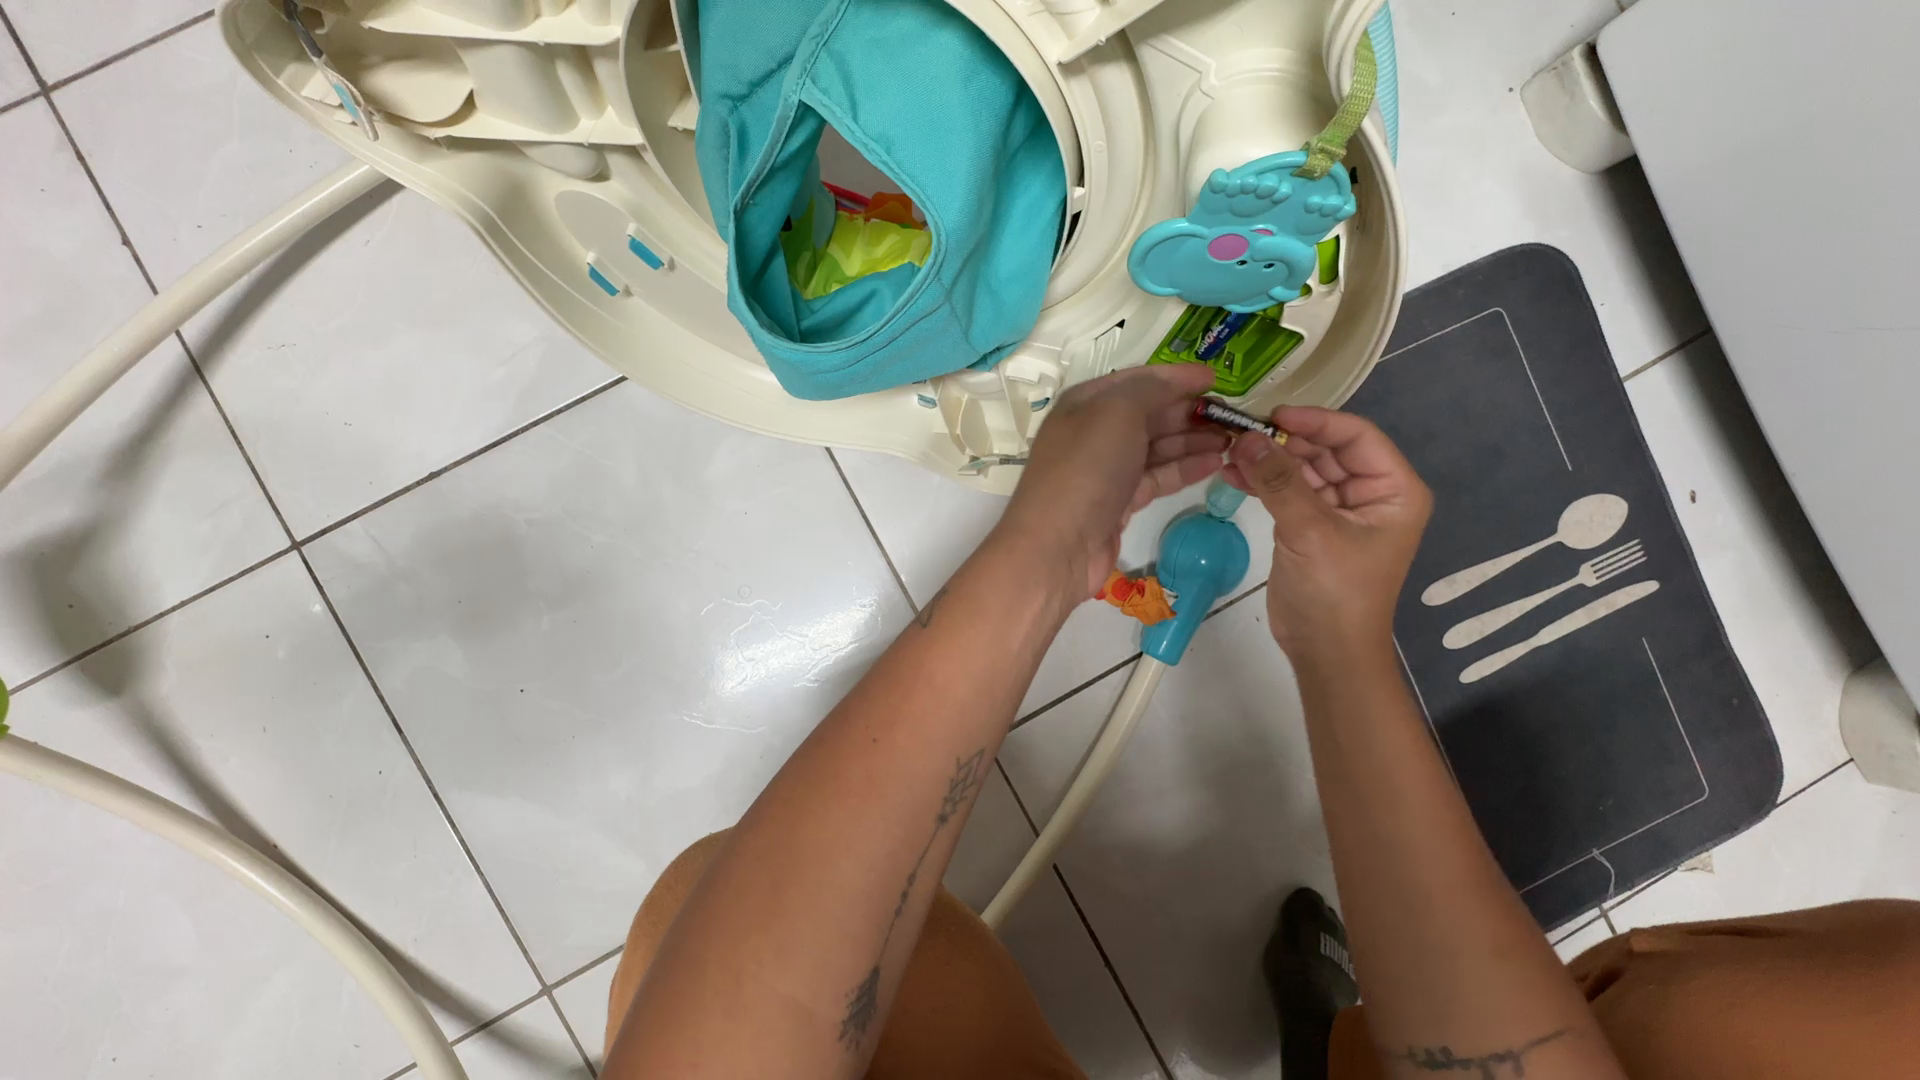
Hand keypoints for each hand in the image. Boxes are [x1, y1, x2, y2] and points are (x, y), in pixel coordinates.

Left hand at [994, 364, 1227, 599]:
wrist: (1057, 546)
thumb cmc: (1085, 470)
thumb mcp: (1117, 413)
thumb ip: (1151, 390)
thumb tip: (1180, 380)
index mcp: (1085, 403)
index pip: (1137, 380)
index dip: (1176, 378)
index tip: (1216, 380)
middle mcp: (1093, 432)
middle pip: (1149, 414)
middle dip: (1189, 412)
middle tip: (1232, 416)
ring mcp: (1106, 469)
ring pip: (1156, 447)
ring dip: (1192, 440)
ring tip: (1233, 440)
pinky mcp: (1118, 502)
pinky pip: (1157, 477)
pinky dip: (1184, 468)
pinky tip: (1215, 464)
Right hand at [1222, 406, 1430, 666]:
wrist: (1326, 652)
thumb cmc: (1335, 592)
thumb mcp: (1309, 532)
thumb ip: (1278, 481)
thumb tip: (1245, 437)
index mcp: (1394, 490)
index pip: (1357, 437)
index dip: (1316, 421)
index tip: (1272, 416)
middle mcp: (1371, 494)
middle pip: (1326, 450)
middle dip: (1284, 441)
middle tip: (1240, 432)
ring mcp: (1339, 510)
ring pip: (1302, 469)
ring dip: (1268, 460)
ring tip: (1229, 452)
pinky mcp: (1310, 526)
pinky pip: (1287, 491)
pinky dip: (1262, 482)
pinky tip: (1232, 474)